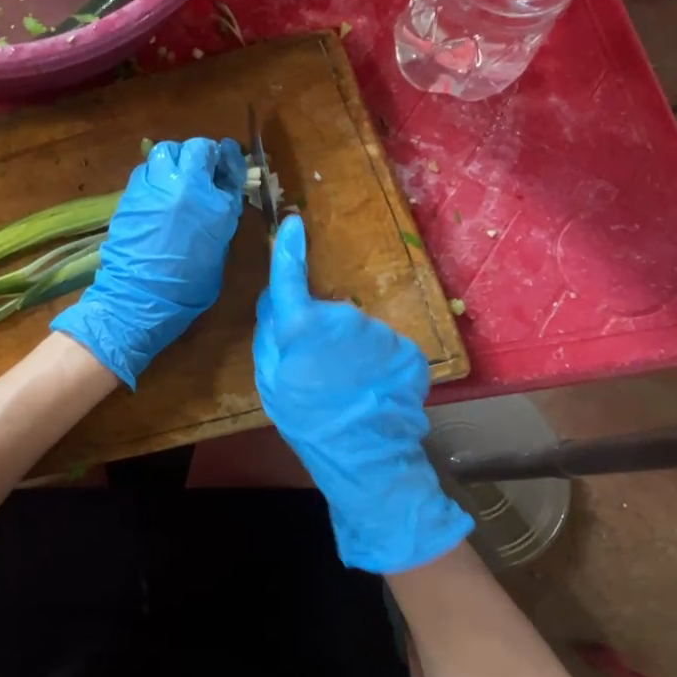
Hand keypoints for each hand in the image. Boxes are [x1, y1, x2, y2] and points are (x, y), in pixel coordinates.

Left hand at [53, 137, 245, 387]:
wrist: (140, 297)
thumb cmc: (187, 287)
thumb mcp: (218, 250)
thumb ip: (219, 217)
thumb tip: (217, 201)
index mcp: (217, 205)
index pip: (229, 166)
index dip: (229, 161)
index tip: (227, 165)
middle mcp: (187, 187)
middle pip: (197, 148)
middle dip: (201, 153)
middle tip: (201, 166)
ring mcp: (156, 187)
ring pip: (166, 151)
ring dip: (174, 158)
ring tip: (175, 174)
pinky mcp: (131, 194)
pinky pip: (145, 171)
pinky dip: (153, 174)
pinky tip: (155, 190)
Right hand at [254, 216, 471, 573]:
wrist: (364, 454)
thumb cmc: (306, 418)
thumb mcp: (270, 380)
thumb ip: (270, 334)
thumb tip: (274, 299)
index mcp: (303, 326)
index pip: (291, 277)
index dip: (288, 249)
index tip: (291, 222)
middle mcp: (344, 318)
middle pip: (327, 312)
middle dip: (321, 331)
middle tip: (316, 369)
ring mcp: (379, 332)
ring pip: (356, 332)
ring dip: (350, 350)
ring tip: (346, 386)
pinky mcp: (407, 349)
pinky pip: (381, 347)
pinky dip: (374, 363)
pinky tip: (370, 389)